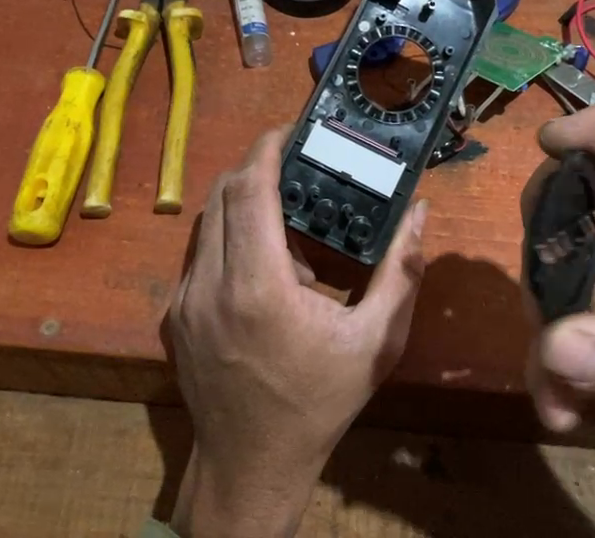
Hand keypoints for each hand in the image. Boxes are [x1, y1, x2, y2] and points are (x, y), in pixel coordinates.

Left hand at [166, 129, 427, 536]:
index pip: (248, 190)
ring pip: (205, 220)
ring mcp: (184, 300)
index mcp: (258, 286)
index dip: (266, 149)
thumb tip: (419, 212)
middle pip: (222, 194)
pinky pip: (199, 252)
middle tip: (295, 162)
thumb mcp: (376, 342)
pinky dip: (227, 235)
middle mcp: (210, 284)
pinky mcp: (174, 316)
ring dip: (241, 201)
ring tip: (283, 211)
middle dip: (255, 167)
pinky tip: (262, 260)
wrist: (251, 465)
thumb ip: (401, 272)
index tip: (290, 129)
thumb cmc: (319, 402)